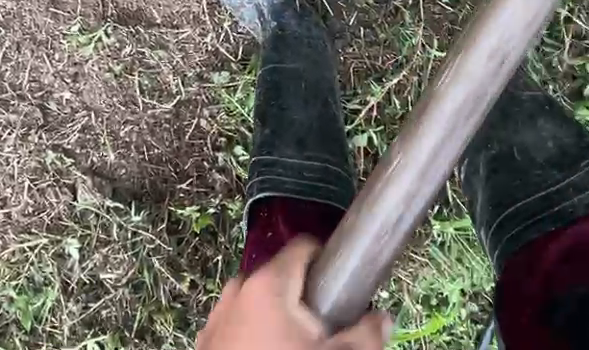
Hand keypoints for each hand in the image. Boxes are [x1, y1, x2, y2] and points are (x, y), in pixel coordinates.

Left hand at [197, 239, 391, 349]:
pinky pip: (241, 325)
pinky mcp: (207, 340)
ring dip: (281, 322)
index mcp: (268, 282)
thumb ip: (363, 337)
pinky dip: (256, 336)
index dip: (329, 266)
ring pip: (262, 304)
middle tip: (323, 336)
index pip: (306, 247)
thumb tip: (381, 320)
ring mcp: (219, 313)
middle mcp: (239, 287)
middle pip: (285, 279)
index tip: (343, 294)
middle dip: (306, 303)